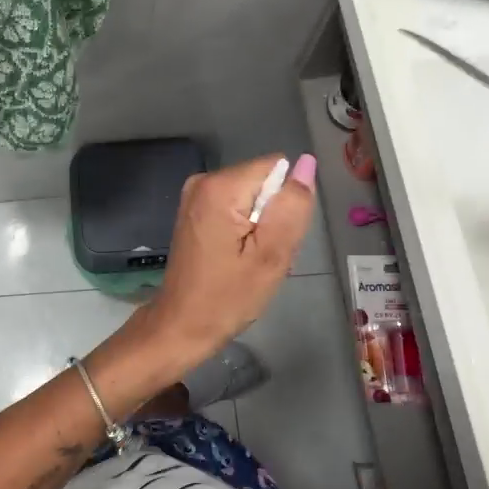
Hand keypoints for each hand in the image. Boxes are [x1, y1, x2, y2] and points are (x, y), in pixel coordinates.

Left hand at [142, 155, 316, 367]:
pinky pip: (234, 207)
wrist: (182, 325)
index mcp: (221, 186)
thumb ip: (292, 207)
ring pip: (251, 196)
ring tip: (250, 260)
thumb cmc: (228, 297)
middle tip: (262, 256)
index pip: (276, 169)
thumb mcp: (271, 256)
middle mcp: (204, 180)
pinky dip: (243, 230)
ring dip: (260, 226)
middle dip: (272, 216)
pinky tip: (237, 258)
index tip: (274, 238)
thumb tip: (307, 163)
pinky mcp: (193, 210)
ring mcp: (195, 194)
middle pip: (262, 182)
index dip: (285, 204)